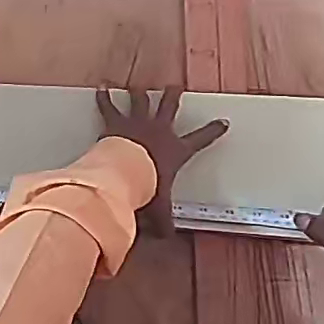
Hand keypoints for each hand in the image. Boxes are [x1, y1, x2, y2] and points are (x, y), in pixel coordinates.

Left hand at [95, 86, 228, 234]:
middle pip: (169, 108)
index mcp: (175, 150)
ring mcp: (137, 123)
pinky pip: (109, 106)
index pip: (200, 139)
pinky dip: (104, 96)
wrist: (124, 171)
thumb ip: (163, 223)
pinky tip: (101, 86)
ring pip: (141, 101)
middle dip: (173, 96)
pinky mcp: (116, 122)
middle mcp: (158, 131)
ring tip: (138, 84)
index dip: (212, 131)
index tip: (222, 122)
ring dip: (139, 92)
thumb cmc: (145, 186)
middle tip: (175, 86)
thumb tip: (168, 239)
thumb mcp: (158, 207)